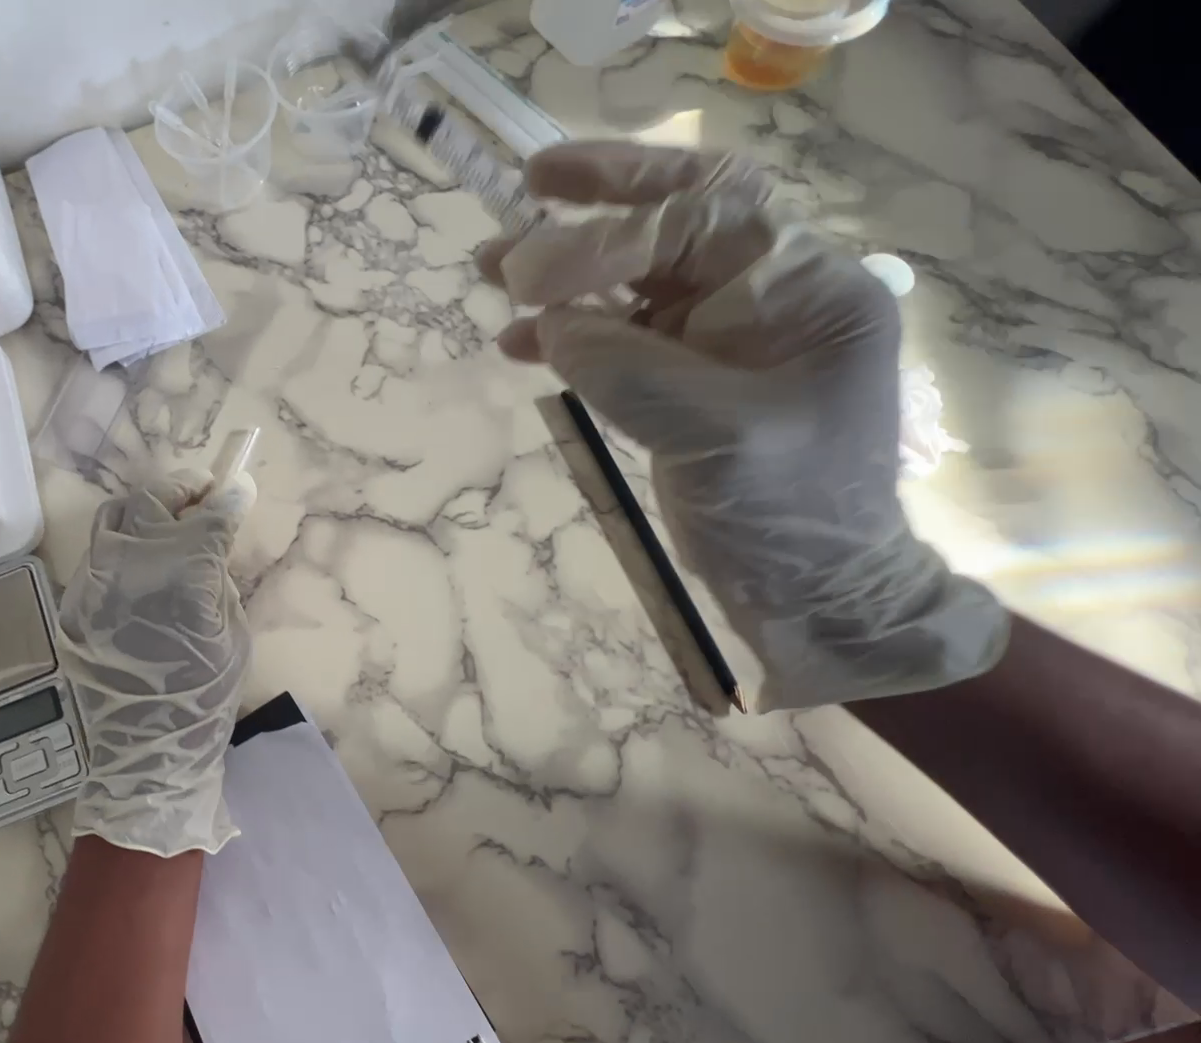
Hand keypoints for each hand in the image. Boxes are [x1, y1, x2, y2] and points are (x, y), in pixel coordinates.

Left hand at [56, 469, 255, 855]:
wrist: (146, 743)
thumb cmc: (204, 692)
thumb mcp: (232, 630)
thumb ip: (219, 574)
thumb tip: (217, 534)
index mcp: (183, 575)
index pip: (209, 517)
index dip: (229, 499)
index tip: (240, 488)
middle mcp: (132, 565)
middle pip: (154, 499)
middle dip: (183, 489)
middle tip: (202, 495)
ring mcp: (97, 578)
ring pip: (116, 516)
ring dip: (146, 508)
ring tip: (167, 519)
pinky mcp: (76, 597)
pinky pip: (99, 551)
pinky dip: (123, 543)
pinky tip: (141, 561)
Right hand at [480, 142, 1007, 709]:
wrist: (811, 591)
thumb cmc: (789, 515)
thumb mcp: (717, 435)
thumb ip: (628, 368)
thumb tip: (546, 322)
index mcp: (802, 290)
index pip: (702, 219)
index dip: (612, 222)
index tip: (531, 250)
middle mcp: (766, 296)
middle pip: (674, 223)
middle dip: (597, 205)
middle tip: (520, 192)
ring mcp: (721, 338)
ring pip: (636, 277)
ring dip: (566, 271)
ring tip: (491, 272)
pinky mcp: (685, 379)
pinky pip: (619, 335)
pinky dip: (566, 334)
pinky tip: (517, 342)